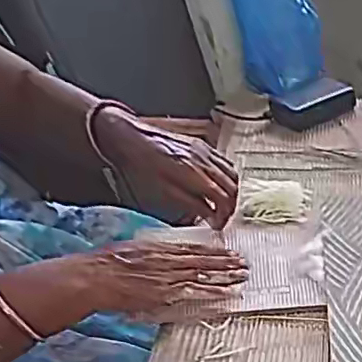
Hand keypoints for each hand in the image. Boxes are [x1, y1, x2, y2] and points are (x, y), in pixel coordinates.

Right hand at [66, 236, 246, 316]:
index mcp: (158, 247)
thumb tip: (163, 254)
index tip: (227, 250)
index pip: (191, 248)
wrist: (93, 277)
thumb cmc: (105, 265)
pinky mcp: (167, 292)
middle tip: (244, 261)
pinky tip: (228, 293)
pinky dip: (214, 292)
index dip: (212, 250)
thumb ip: (151, 252)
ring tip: (242, 275)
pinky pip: (196, 292)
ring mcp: (168, 276)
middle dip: (225, 261)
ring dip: (225, 275)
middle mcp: (167, 259)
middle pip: (202, 259)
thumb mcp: (130, 249)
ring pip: (204, 274)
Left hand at [92, 108, 240, 226]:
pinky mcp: (202, 145)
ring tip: (221, 203)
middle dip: (230, 207)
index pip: (223, 199)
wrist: (128, 136)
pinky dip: (227, 178)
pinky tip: (218, 185)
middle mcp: (203, 160)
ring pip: (232, 176)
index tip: (217, 225)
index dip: (224, 215)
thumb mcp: (164, 191)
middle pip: (232, 189)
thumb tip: (210, 216)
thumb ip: (192, 204)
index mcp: (194, 173)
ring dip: (231, 193)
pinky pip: (225, 163)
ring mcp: (204, 151)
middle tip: (220, 217)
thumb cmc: (141, 164)